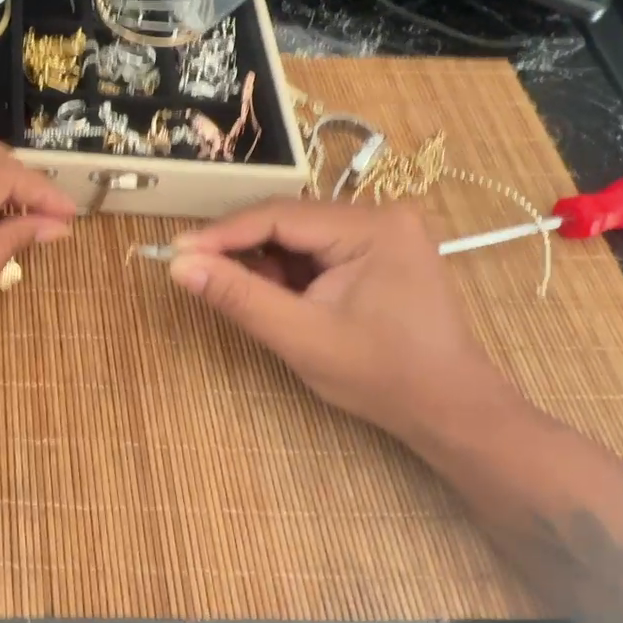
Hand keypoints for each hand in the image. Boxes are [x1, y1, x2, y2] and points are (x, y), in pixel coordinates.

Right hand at [168, 200, 511, 436]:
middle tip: (198, 275)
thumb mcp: (299, 336)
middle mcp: (380, 215)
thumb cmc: (380, 376)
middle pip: (286, 220)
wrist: (448, 408)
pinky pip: (313, 250)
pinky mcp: (376, 251)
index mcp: (372, 226)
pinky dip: (286, 272)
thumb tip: (178, 265)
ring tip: (250, 299)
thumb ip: (237, 295)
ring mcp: (381, 232)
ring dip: (263, 263)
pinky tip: (279, 299)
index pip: (278, 215)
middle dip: (241, 249)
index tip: (175, 253)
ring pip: (296, 236)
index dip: (221, 234)